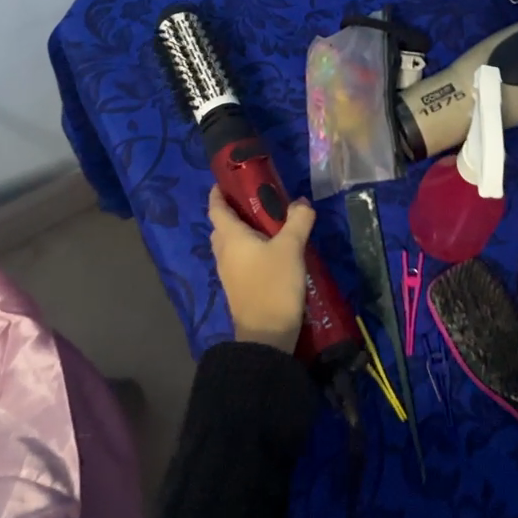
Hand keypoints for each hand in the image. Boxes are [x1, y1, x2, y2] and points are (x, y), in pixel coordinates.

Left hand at [207, 186, 316, 353]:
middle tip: (257, 201)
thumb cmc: (273, 285)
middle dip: (234, 211)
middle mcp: (224, 252)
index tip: (227, 181)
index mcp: (231, 238)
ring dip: (242, 232)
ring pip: (230, 244)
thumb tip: (301, 202)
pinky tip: (270, 252)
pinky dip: (248, 250)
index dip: (218, 193)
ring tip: (268, 225)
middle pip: (222, 226)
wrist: (265, 336)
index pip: (216, 208)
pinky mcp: (238, 288)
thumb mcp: (291, 248)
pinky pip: (238, 260)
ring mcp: (229, 273)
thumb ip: (297, 220)